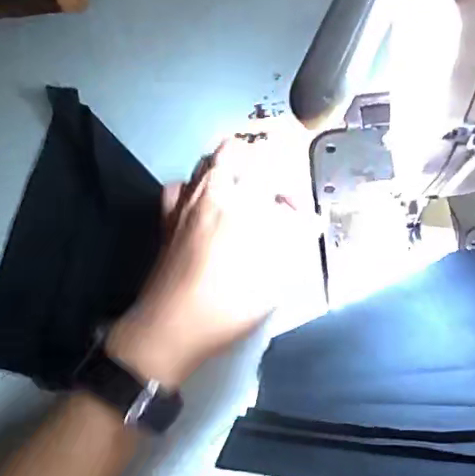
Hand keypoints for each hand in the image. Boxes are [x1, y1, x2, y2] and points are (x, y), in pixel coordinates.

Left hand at [107, 122, 317, 386]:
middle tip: (271, 189)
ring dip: (229, 170)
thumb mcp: (275, 278)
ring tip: (243, 197)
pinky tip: (205, 209)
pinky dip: (198, 189)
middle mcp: (211, 192)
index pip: (269, 161)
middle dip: (257, 160)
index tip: (296, 206)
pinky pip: (182, 187)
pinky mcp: (166, 218)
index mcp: (243, 203)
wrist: (172, 326)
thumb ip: (292, 241)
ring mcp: (184, 203)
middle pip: (233, 150)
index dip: (288, 177)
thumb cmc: (230, 305)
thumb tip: (308, 222)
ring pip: (206, 163)